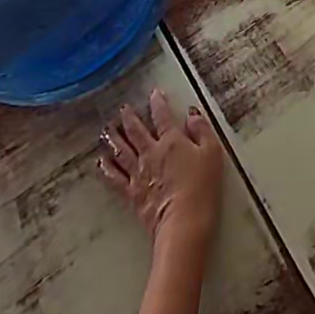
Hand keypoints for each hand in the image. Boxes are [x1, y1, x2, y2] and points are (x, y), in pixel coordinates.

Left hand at [98, 89, 225, 254]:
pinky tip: (101, 162)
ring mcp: (138, 174)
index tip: (154, 93)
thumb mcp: (212, 153)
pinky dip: (106, 168)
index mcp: (172, 141)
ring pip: (121, 151)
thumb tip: (192, 113)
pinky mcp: (131, 193)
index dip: (158, 103)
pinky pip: (114, 178)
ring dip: (113, 138)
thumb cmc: (203, 186)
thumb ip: (202, 131)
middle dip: (129, 118)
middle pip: (136, 131)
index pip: (162, 117)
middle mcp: (151, 153)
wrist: (183, 220)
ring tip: (107, 130)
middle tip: (123, 109)